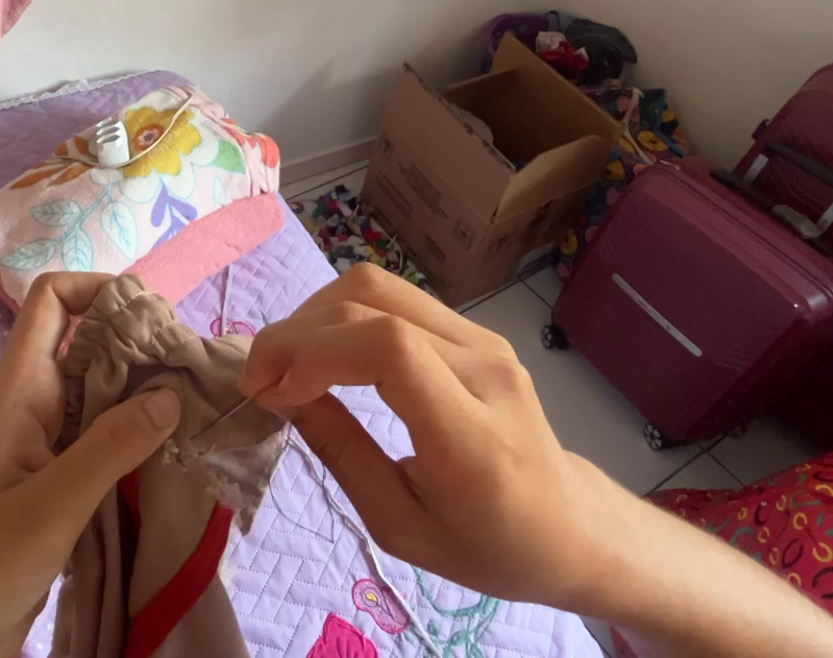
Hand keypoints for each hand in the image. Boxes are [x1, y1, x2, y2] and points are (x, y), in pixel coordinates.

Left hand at [0, 273, 181, 657]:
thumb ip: (108, 449)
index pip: (50, 303)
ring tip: (193, 404)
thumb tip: (170, 394)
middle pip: (84, 345)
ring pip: (96, 395)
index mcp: (17, 393)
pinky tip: (169, 451)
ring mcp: (41, 449)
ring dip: (141, 392)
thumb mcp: (46, 511)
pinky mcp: (52, 487)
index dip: (95, 288)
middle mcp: (30, 408)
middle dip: (135, 343)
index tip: (149, 314)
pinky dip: (134, 436)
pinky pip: (99, 442)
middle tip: (190, 365)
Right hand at [239, 265, 832, 657]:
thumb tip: (283, 391)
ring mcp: (482, 338)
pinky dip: (340, 315)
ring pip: (377, 285)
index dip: (313, 352)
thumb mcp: (402, 528)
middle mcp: (483, 367)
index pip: (388, 349)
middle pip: (373, 302)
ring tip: (286, 362)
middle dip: (297, 331)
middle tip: (260, 378)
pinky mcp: (473, 329)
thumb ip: (340, 452)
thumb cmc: (489, 547)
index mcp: (472, 436)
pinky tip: (324, 352)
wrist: (572, 527)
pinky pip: (393, 297)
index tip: (269, 390)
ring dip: (314, 315)